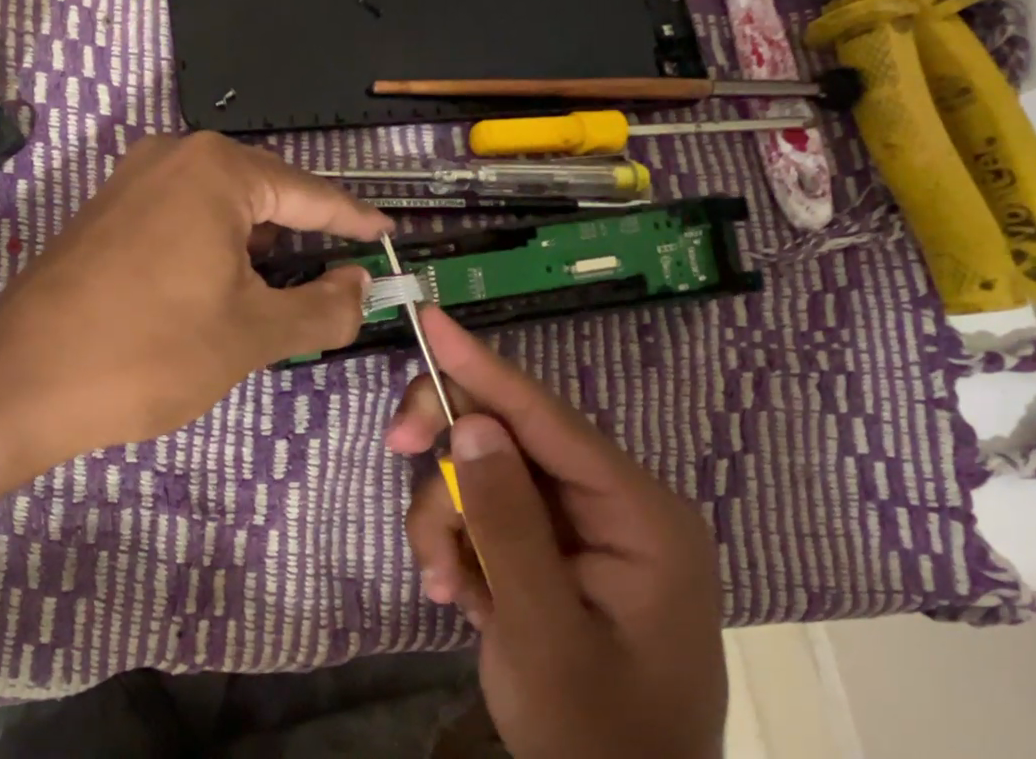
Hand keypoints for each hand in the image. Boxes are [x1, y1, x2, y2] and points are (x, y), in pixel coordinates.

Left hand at [0, 132, 390, 470]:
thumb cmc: (149, 352)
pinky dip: (208, 255)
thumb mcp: (252, 335)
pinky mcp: (100, 217)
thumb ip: (323, 307)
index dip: (353, 222)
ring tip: (277, 302)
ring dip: (252, 254)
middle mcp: (168, 158)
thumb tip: (361, 286)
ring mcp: (126, 184)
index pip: (310, 193)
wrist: (19, 382)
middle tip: (335, 288)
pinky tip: (215, 297)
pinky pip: (175, 224)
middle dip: (300, 242)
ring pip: (215, 213)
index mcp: (215, 169)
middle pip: (261, 196)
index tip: (388, 238)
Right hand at [389, 306, 725, 758]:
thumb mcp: (544, 631)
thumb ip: (508, 524)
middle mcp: (613, 505)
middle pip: (508, 437)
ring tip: (446, 584)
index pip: (547, 419)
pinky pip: (485, 514)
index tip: (429, 318)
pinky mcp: (552, 550)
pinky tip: (458, 590)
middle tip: (396, 454)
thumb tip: (473, 423)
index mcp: (639, 516)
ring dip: (446, 519)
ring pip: (483, 476)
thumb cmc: (595, 728)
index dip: (482, 365)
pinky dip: (456, 543)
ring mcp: (581, 528)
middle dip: (448, 454)